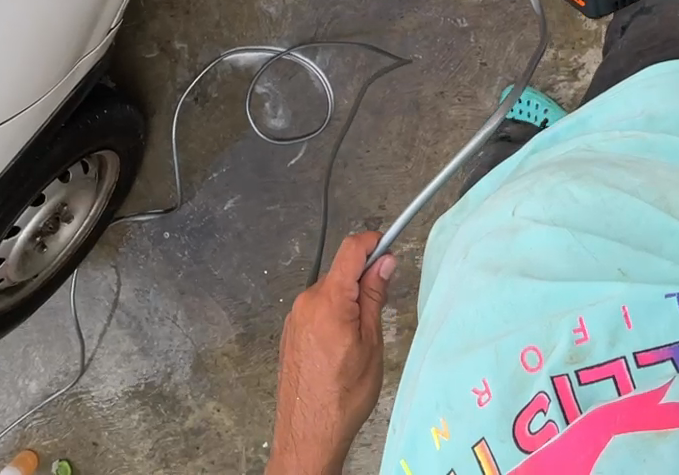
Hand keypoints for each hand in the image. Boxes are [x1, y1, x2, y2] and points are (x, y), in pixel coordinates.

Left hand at [269, 232, 395, 474]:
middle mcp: (306, 302)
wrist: (307, 437)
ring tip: (359, 337)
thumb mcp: (371, 343)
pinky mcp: (290, 332)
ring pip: (329, 291)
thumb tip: (384, 262)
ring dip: (347, 299)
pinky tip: (340, 346)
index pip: (350, 250)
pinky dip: (332, 314)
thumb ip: (374, 296)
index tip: (388, 244)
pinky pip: (316, 309)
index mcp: (329, 300)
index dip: (371, 241)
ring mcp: (295, 318)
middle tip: (380, 306)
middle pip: (340, 271)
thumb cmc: (344, 395)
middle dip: (362, 279)